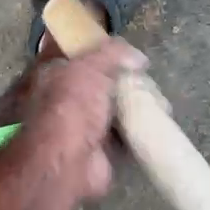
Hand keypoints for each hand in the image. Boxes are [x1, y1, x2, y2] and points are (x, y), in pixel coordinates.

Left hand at [18, 37, 147, 203]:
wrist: (68, 162)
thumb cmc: (71, 104)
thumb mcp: (90, 66)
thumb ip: (113, 54)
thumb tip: (138, 57)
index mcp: (51, 72)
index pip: (73, 52)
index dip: (96, 47)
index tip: (121, 48)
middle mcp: (62, 97)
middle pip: (97, 81)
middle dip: (122, 79)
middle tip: (145, 75)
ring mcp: (80, 125)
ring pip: (111, 108)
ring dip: (133, 105)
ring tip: (158, 98)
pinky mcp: (98, 150)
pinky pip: (122, 135)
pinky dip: (138, 130)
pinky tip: (157, 121)